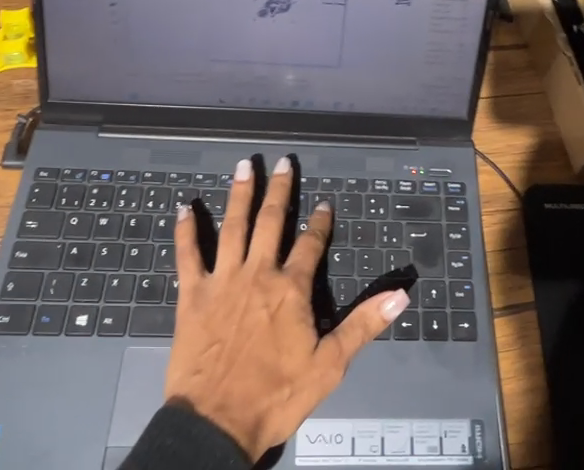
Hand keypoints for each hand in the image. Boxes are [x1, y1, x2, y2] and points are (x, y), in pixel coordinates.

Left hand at [165, 156, 409, 460]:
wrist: (217, 422)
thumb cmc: (276, 395)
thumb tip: (400, 296)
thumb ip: (364, 325)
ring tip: (244, 166)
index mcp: (291, 289)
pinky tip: (183, 207)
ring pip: (233, 226)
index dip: (320, 223)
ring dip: (239, 194)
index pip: (310, 245)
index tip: (325, 205)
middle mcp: (258, 274)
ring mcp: (223, 281)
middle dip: (280, 189)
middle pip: (271, 221)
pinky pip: (188, 255)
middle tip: (284, 161)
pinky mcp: (193, 295)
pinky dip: (185, 230)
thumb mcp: (329, 365)